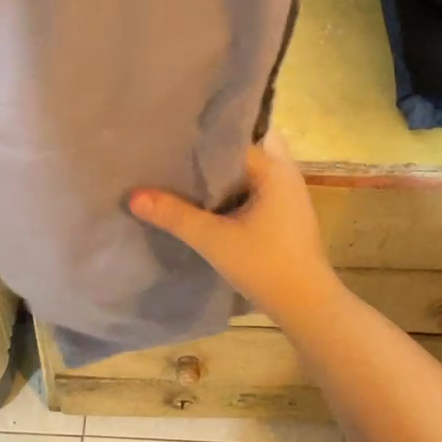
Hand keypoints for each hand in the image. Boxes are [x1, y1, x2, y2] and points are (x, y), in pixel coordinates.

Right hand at [129, 133, 341, 318]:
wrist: (307, 305)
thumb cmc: (265, 266)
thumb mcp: (214, 240)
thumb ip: (174, 215)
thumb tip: (134, 196)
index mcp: (274, 169)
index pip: (234, 138)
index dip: (203, 138)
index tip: (173, 136)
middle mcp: (286, 173)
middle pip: (248, 146)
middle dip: (217, 148)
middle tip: (180, 148)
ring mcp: (290, 194)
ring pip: (254, 168)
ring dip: (227, 169)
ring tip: (188, 169)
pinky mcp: (287, 213)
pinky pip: (258, 186)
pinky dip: (236, 186)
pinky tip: (210, 198)